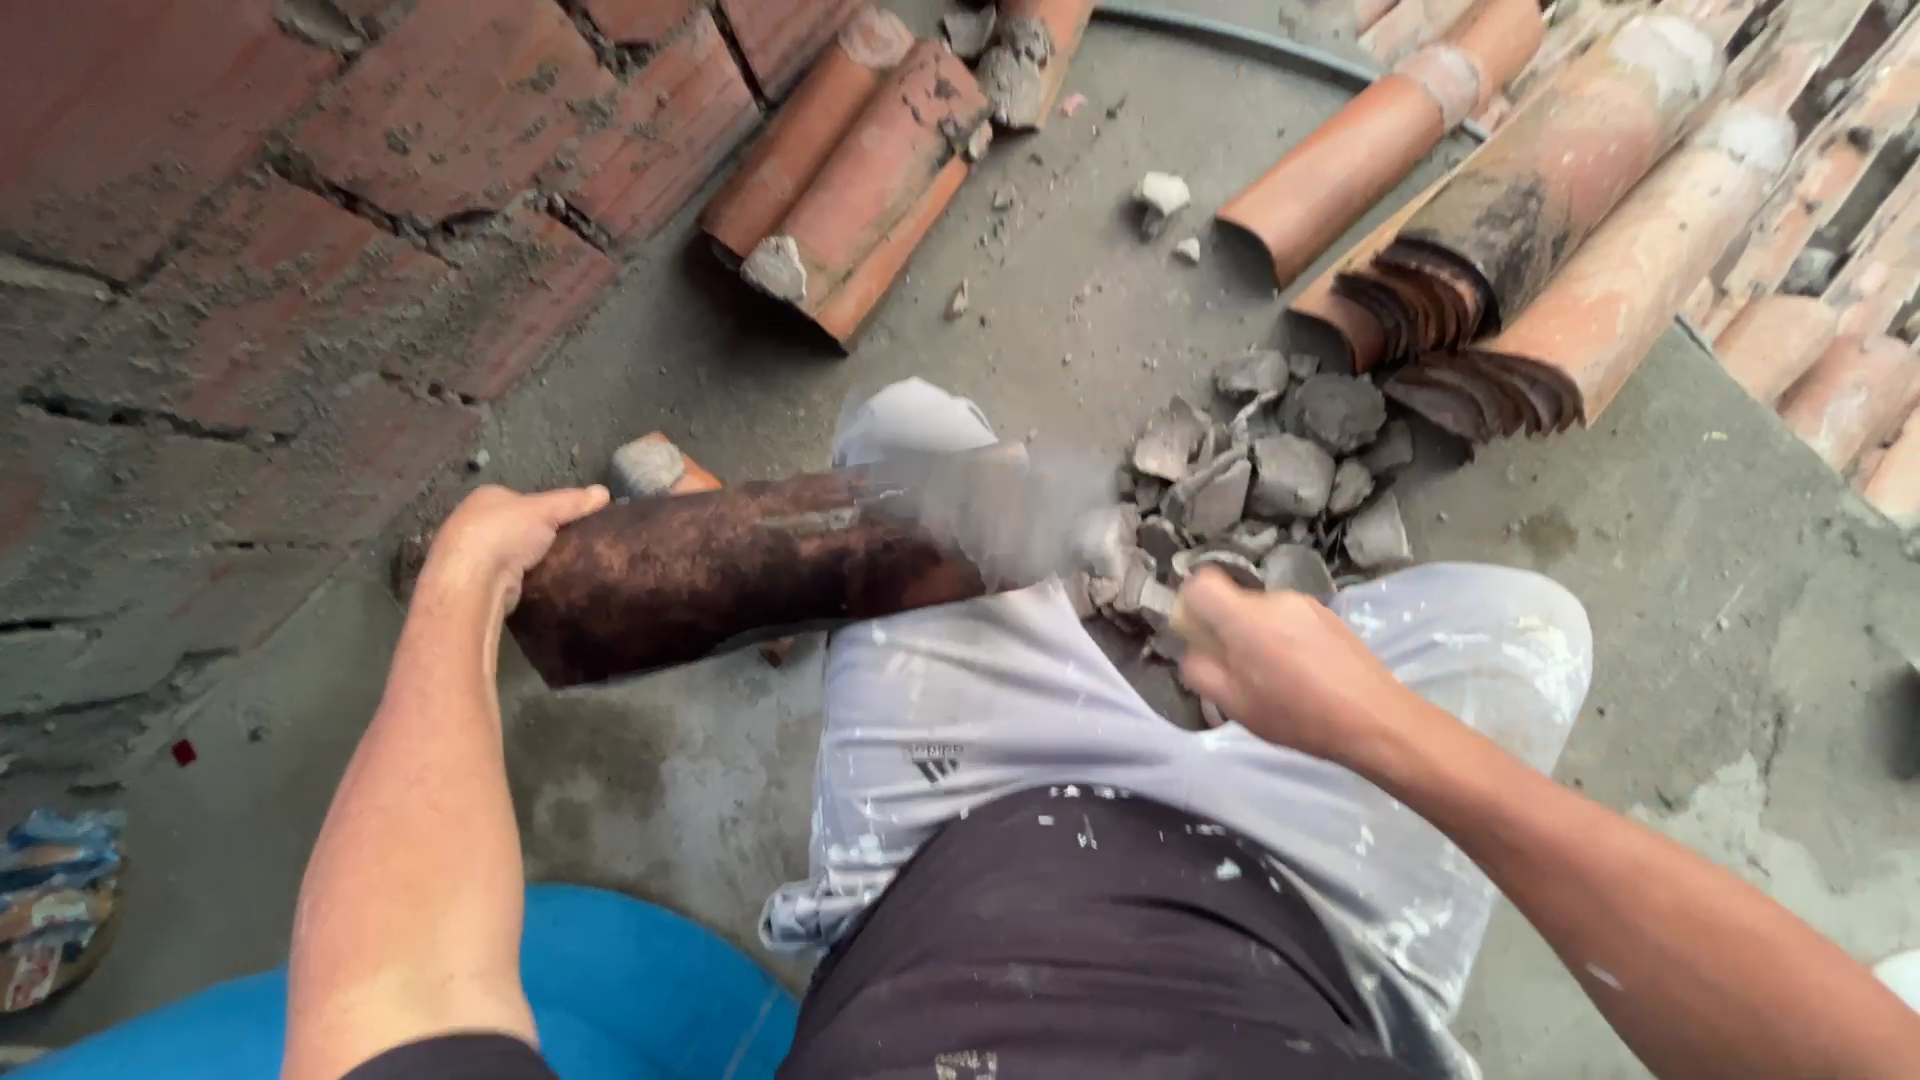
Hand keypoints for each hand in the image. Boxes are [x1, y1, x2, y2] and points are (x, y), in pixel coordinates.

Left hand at [418, 484, 608, 608]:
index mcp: (486, 496)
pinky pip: (511, 572)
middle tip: (571, 542)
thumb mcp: (546, 510)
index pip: (523, 498)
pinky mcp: (478, 578)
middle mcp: (474, 520)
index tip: (570, 520)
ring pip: (515, 550)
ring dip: (534, 556)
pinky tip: (544, 579)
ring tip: (563, 562)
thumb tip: (605, 492)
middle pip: (520, 524)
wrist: (473, 579)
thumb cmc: (504, 532)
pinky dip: (526, 575)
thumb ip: (573, 501)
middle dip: (542, 533)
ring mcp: (473, 551)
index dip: (547, 507)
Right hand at [1176, 569, 1440, 767]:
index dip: (1191, 605)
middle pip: (1232, 601)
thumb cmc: (1297, 715)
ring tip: (1276, 676)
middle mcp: (1273, 600)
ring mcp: (1304, 604)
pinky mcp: (1327, 614)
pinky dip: (1283, 638)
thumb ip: (1199, 670)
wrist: (1376, 719)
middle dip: (1227, 629)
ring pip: (1260, 612)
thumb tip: (1194, 650)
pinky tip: (1303, 672)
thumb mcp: (1233, 704)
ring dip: (1257, 635)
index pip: (1200, 584)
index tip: (1199, 636)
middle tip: (1240, 670)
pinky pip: (1287, 618)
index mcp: (1244, 618)